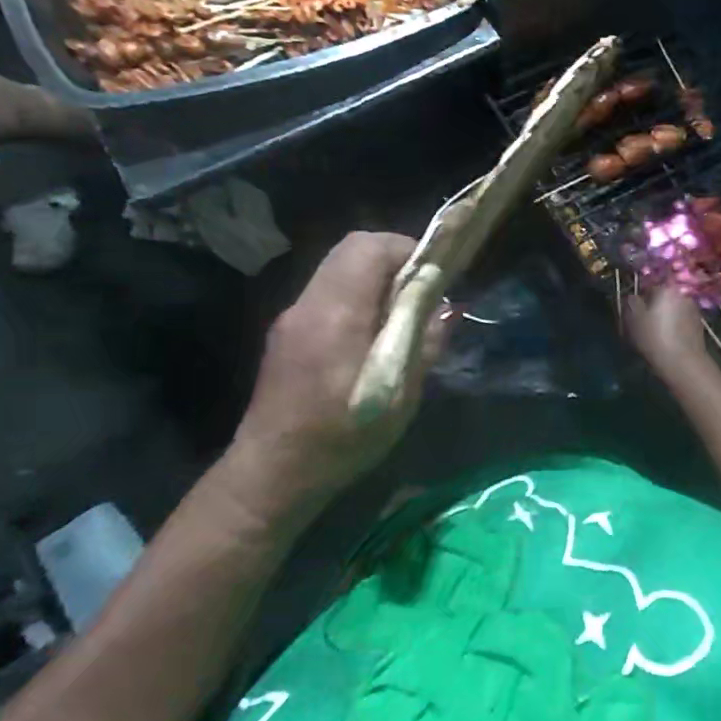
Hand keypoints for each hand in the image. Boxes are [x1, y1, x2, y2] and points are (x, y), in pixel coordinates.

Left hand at [227, 232, 427, 519]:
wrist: (273, 473)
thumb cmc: (342, 438)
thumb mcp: (398, 397)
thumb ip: (423, 343)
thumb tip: (447, 306)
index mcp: (337, 313)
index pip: (369, 247)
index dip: (405, 250)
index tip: (431, 279)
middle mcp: (309, 303)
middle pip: (351, 249)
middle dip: (391, 260)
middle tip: (418, 296)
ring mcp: (293, 316)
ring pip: (337, 269)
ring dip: (372, 279)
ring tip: (397, 318)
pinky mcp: (287, 332)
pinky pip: (327, 293)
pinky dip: (354, 296)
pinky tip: (367, 337)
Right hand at [625, 284, 711, 378]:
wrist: (683, 363)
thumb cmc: (654, 337)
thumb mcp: (633, 318)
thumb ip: (631, 302)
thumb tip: (633, 298)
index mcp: (667, 288)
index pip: (648, 286)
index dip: (638, 300)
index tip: (631, 314)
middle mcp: (682, 294)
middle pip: (662, 298)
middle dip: (652, 308)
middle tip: (641, 325)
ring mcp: (693, 310)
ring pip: (672, 310)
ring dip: (663, 318)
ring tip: (653, 336)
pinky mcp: (699, 326)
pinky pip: (680, 322)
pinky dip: (673, 327)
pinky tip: (666, 341)